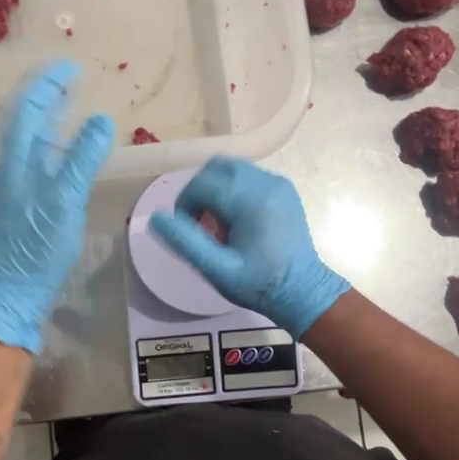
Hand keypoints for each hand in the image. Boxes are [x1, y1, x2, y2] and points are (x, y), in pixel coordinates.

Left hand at [0, 60, 114, 352]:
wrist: (11, 292)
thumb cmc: (36, 248)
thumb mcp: (64, 201)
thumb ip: (81, 160)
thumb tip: (100, 120)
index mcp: (15, 161)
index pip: (29, 108)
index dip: (49, 83)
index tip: (72, 66)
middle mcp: (8, 167)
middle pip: (23, 119)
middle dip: (46, 95)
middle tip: (71, 79)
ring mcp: (11, 186)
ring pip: (26, 139)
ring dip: (46, 118)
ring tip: (69, 106)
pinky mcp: (18, 203)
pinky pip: (33, 159)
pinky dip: (49, 143)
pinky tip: (63, 153)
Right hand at [149, 156, 349, 336]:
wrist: (302, 291)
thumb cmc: (258, 285)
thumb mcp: (216, 269)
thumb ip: (185, 241)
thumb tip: (156, 218)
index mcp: (250, 200)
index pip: (201, 183)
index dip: (186, 204)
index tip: (189, 231)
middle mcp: (266, 182)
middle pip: (216, 167)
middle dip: (200, 192)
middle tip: (201, 224)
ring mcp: (277, 183)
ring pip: (232, 168)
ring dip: (216, 190)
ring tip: (219, 224)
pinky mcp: (283, 189)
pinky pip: (249, 176)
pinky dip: (234, 190)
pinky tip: (237, 221)